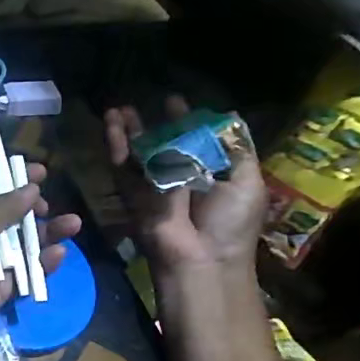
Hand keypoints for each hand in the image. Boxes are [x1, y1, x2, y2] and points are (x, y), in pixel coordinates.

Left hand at [0, 162, 82, 342]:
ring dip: (49, 233)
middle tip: (49, 206)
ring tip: (73, 224)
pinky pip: (29, 271)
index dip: (15, 180)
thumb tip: (32, 188)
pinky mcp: (5, 285)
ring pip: (27, 243)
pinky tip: (58, 253)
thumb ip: (5, 205)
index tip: (41, 172)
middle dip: (35, 209)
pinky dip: (44, 262)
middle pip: (14, 217)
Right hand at [105, 96, 266, 277]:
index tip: (173, 102)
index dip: (184, 121)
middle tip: (138, 102)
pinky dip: (116, 143)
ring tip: (118, 108)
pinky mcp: (132, 194)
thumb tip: (232, 114)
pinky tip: (112, 122)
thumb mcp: (247, 180)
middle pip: (161, 145)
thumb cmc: (230, 222)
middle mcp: (179, 178)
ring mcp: (152, 186)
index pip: (193, 141)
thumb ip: (237, 147)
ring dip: (128, 130)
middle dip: (150, 125)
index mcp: (208, 174)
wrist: (200, 259)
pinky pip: (123, 166)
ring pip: (137, 152)